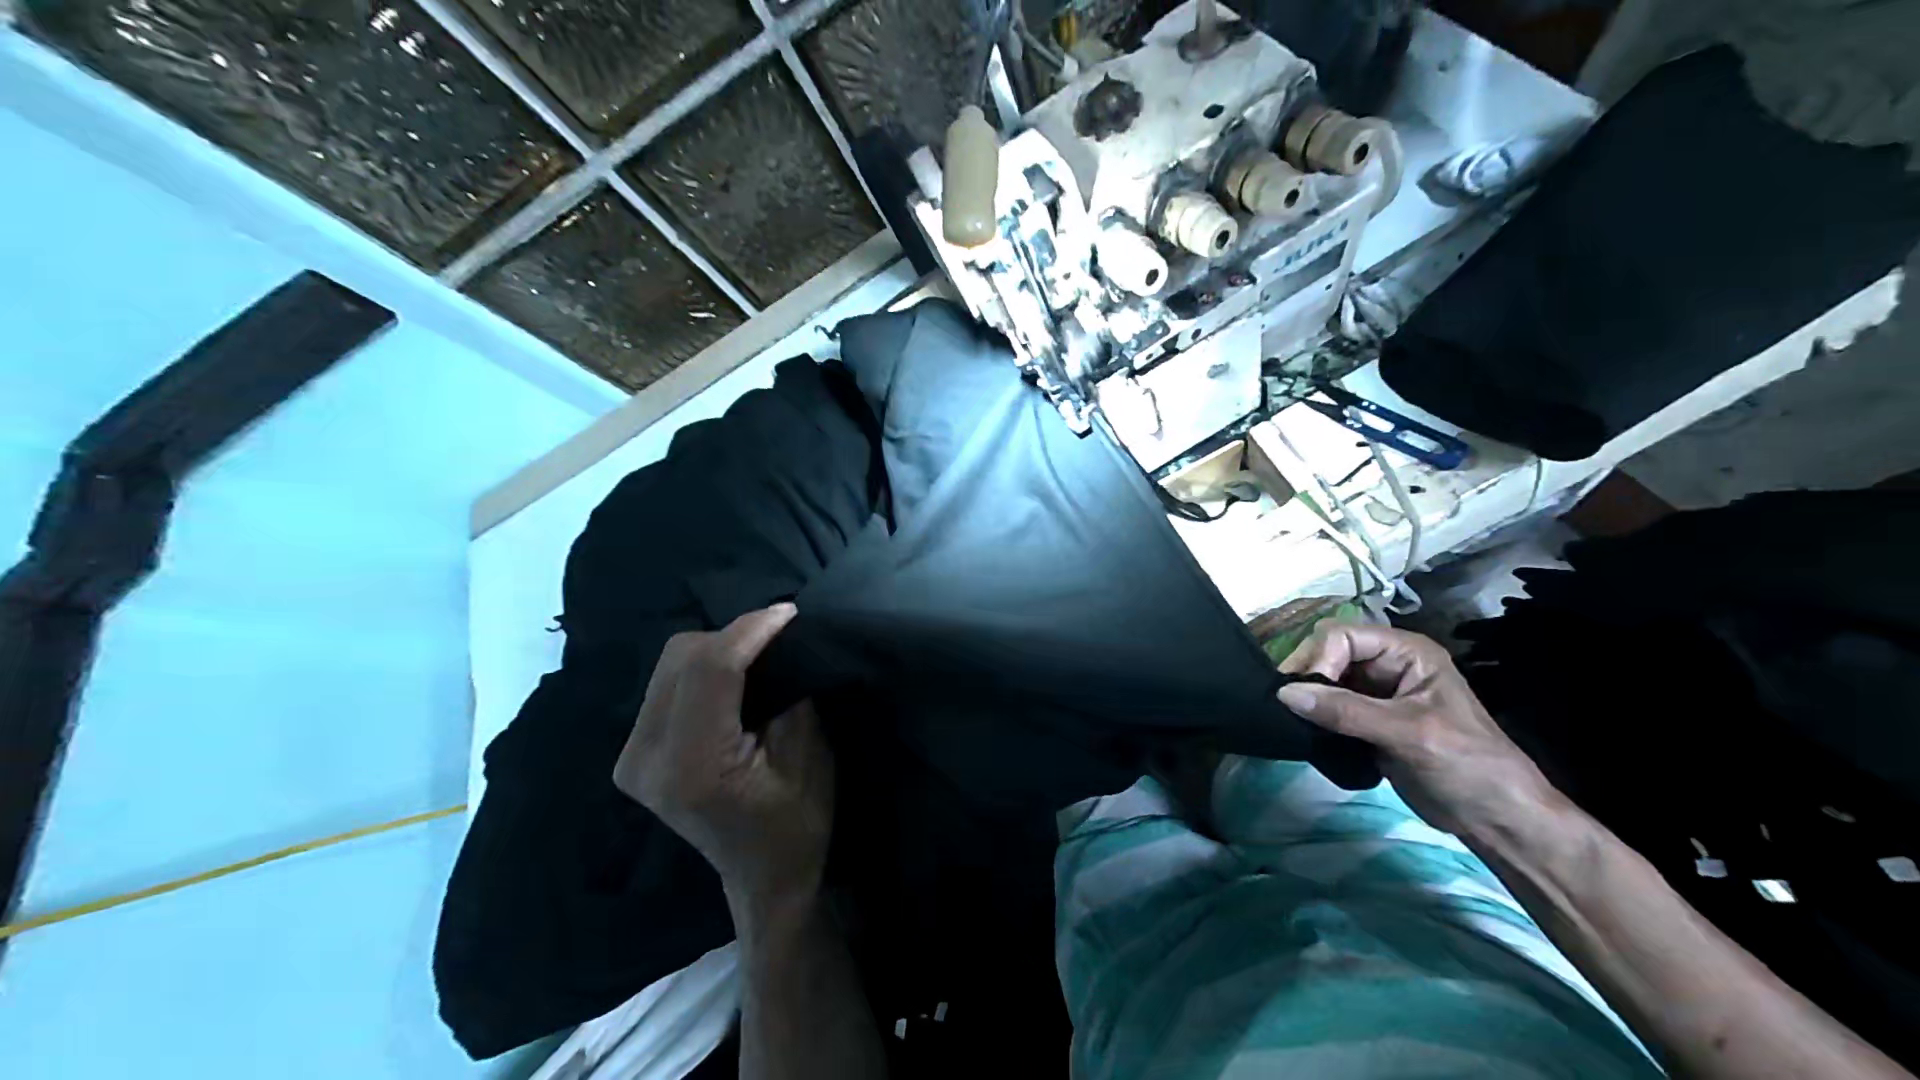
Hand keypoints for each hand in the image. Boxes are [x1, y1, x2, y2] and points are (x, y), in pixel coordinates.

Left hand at [613, 604, 833, 916]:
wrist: (763, 879)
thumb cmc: (797, 826)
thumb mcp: (808, 758)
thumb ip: (788, 693)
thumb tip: (781, 639)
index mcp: (692, 766)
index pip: (711, 669)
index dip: (751, 630)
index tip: (791, 613)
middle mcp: (646, 757)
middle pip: (682, 657)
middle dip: (735, 634)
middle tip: (780, 634)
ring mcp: (631, 755)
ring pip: (671, 662)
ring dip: (718, 647)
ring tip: (760, 651)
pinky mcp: (634, 751)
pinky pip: (666, 680)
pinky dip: (703, 665)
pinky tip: (733, 672)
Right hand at [1276, 623, 1560, 838]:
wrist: (1497, 820)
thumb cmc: (1467, 766)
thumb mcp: (1408, 734)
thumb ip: (1346, 711)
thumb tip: (1284, 693)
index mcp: (1405, 652)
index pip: (1341, 636)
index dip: (1317, 659)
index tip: (1302, 695)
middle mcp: (1386, 664)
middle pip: (1326, 653)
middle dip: (1307, 677)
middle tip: (1293, 710)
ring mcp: (1375, 692)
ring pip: (1322, 679)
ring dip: (1306, 698)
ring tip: (1297, 722)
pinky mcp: (1365, 720)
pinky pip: (1326, 706)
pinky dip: (1313, 716)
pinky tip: (1308, 732)